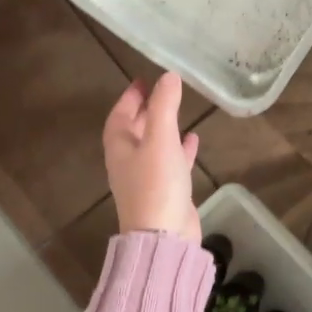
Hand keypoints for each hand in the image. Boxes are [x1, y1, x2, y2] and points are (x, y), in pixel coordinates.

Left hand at [103, 73, 202, 240]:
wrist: (164, 235)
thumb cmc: (156, 184)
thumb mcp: (160, 140)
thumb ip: (164, 106)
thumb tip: (168, 76)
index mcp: (121, 150)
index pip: (118, 118)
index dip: (128, 99)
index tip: (141, 80)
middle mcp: (130, 163)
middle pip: (133, 131)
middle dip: (144, 111)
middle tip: (160, 91)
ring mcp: (148, 179)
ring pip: (153, 145)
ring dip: (162, 127)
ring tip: (178, 109)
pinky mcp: (167, 191)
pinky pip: (172, 161)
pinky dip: (180, 148)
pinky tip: (193, 139)